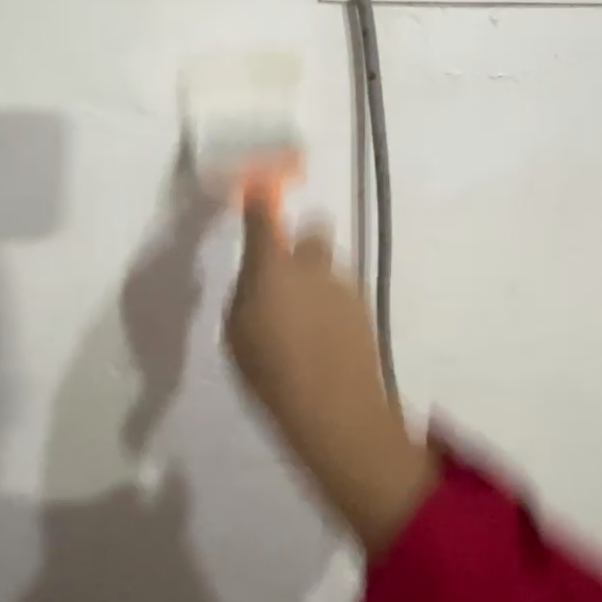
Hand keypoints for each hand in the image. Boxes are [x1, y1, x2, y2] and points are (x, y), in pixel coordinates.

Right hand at [225, 199, 438, 554]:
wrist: (336, 412)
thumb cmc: (270, 373)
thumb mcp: (237, 333)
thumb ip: (247, 295)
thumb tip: (259, 280)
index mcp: (272, 267)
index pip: (264, 215)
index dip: (259, 198)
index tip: (257, 189)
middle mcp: (311, 265)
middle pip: (312, 232)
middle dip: (301, 247)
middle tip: (287, 279)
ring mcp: (344, 285)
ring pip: (329, 267)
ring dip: (317, 282)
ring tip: (305, 325)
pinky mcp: (365, 309)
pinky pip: (343, 294)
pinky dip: (333, 308)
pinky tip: (325, 341)